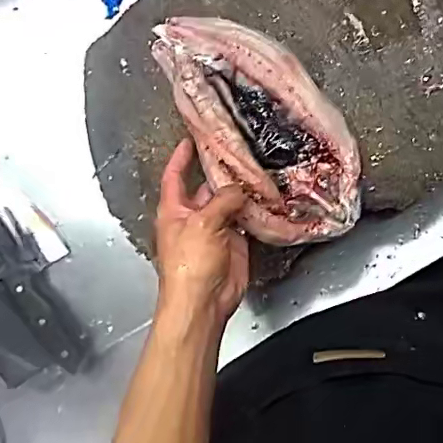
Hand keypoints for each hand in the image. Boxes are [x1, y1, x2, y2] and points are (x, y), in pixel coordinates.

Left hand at [154, 139, 249, 330]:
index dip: (181, 157)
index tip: (189, 140)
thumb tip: (238, 190)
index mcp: (175, 209)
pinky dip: (255, 211)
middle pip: (208, 187)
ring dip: (243, 192)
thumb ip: (223, 200)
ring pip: (230, 203)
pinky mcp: (234, 243)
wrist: (203, 302)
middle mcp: (194, 216)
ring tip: (259, 171)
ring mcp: (215, 230)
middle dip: (222, 172)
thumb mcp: (203, 223)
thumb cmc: (189, 265)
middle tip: (241, 152)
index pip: (175, 176)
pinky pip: (246, 221)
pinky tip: (267, 198)